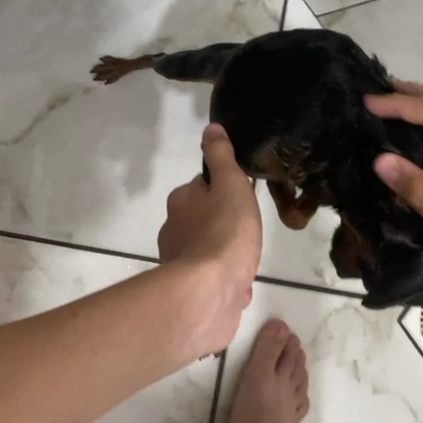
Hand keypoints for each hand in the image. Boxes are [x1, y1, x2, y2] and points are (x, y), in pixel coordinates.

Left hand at [157, 124, 262, 354]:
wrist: (208, 295)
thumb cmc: (224, 233)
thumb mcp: (230, 184)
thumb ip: (221, 156)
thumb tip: (211, 128)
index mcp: (181, 200)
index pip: (203, 186)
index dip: (225, 190)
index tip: (243, 199)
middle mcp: (173, 228)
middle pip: (205, 219)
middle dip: (226, 226)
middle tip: (248, 232)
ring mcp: (178, 263)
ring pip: (208, 251)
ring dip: (227, 257)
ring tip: (247, 262)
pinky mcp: (188, 292)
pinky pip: (211, 281)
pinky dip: (226, 283)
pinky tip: (241, 288)